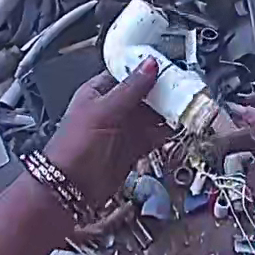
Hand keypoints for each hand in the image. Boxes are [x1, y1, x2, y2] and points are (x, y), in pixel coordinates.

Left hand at [45, 60, 169, 205]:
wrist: (70, 189)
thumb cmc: (74, 147)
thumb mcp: (105, 111)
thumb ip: (131, 88)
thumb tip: (149, 64)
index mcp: (98, 92)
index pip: (127, 74)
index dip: (146, 70)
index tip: (168, 66)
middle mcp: (112, 109)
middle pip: (143, 95)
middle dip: (161, 92)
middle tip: (182, 87)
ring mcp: (122, 129)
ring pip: (150, 115)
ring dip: (166, 112)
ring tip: (184, 106)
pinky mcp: (131, 148)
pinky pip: (153, 135)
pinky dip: (165, 132)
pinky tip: (176, 127)